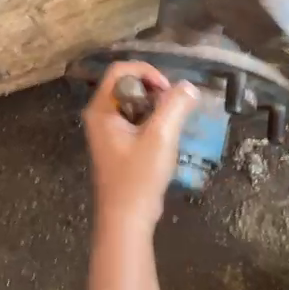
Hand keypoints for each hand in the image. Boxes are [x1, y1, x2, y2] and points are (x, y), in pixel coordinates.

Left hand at [81, 62, 198, 235]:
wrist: (126, 219)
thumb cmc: (138, 177)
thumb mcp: (160, 137)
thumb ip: (175, 106)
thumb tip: (189, 87)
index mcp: (101, 109)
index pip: (121, 70)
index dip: (147, 72)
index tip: (167, 91)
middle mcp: (99, 115)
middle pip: (127, 83)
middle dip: (153, 89)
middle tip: (172, 106)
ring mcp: (107, 130)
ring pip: (133, 101)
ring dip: (155, 105)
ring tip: (172, 121)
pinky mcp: (117, 143)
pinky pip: (134, 117)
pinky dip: (151, 119)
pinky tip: (166, 136)